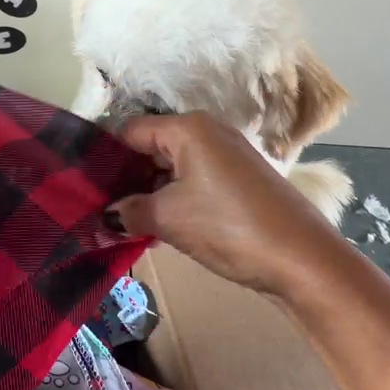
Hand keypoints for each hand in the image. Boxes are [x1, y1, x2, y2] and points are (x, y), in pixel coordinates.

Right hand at [109, 113, 347, 296]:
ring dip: (150, 192)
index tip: (84, 185)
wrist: (305, 262)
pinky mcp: (241, 180)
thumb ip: (128, 212)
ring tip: (126, 220)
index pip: (129, 131)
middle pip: (151, 146)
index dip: (105, 157)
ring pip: (173, 166)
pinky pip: (194, 179)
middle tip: (101, 207)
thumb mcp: (168, 219)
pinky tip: (161, 226)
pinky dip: (175, 198)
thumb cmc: (230, 227)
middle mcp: (208, 132)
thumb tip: (103, 217)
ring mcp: (228, 155)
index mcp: (187, 128)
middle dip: (127, 177)